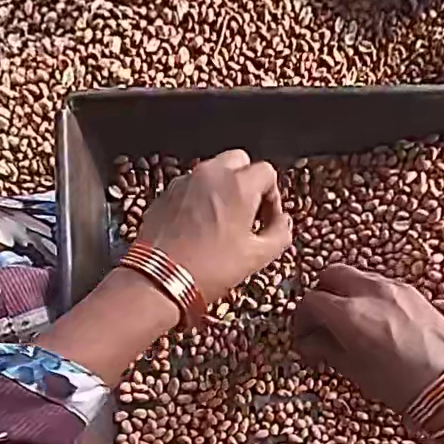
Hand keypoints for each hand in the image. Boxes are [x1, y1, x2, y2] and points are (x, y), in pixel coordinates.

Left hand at [134, 149, 291, 303]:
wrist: (159, 280)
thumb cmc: (209, 269)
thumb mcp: (256, 257)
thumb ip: (279, 234)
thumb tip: (283, 223)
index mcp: (238, 185)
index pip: (266, 172)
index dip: (272, 197)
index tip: (267, 220)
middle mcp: (210, 175)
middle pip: (238, 162)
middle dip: (247, 183)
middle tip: (247, 214)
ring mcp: (184, 182)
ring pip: (211, 173)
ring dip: (222, 190)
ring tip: (221, 223)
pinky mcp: (164, 194)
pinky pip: (189, 187)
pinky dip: (198, 199)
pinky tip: (198, 228)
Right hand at [292, 264, 443, 411]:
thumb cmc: (402, 386)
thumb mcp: (355, 370)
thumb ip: (327, 349)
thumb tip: (310, 341)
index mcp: (350, 313)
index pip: (311, 301)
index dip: (301, 318)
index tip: (302, 335)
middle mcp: (370, 292)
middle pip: (332, 275)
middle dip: (321, 294)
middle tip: (320, 321)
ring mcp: (395, 288)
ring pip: (357, 277)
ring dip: (345, 294)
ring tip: (347, 324)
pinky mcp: (414, 293)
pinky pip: (380, 286)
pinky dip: (368, 297)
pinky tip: (373, 324)